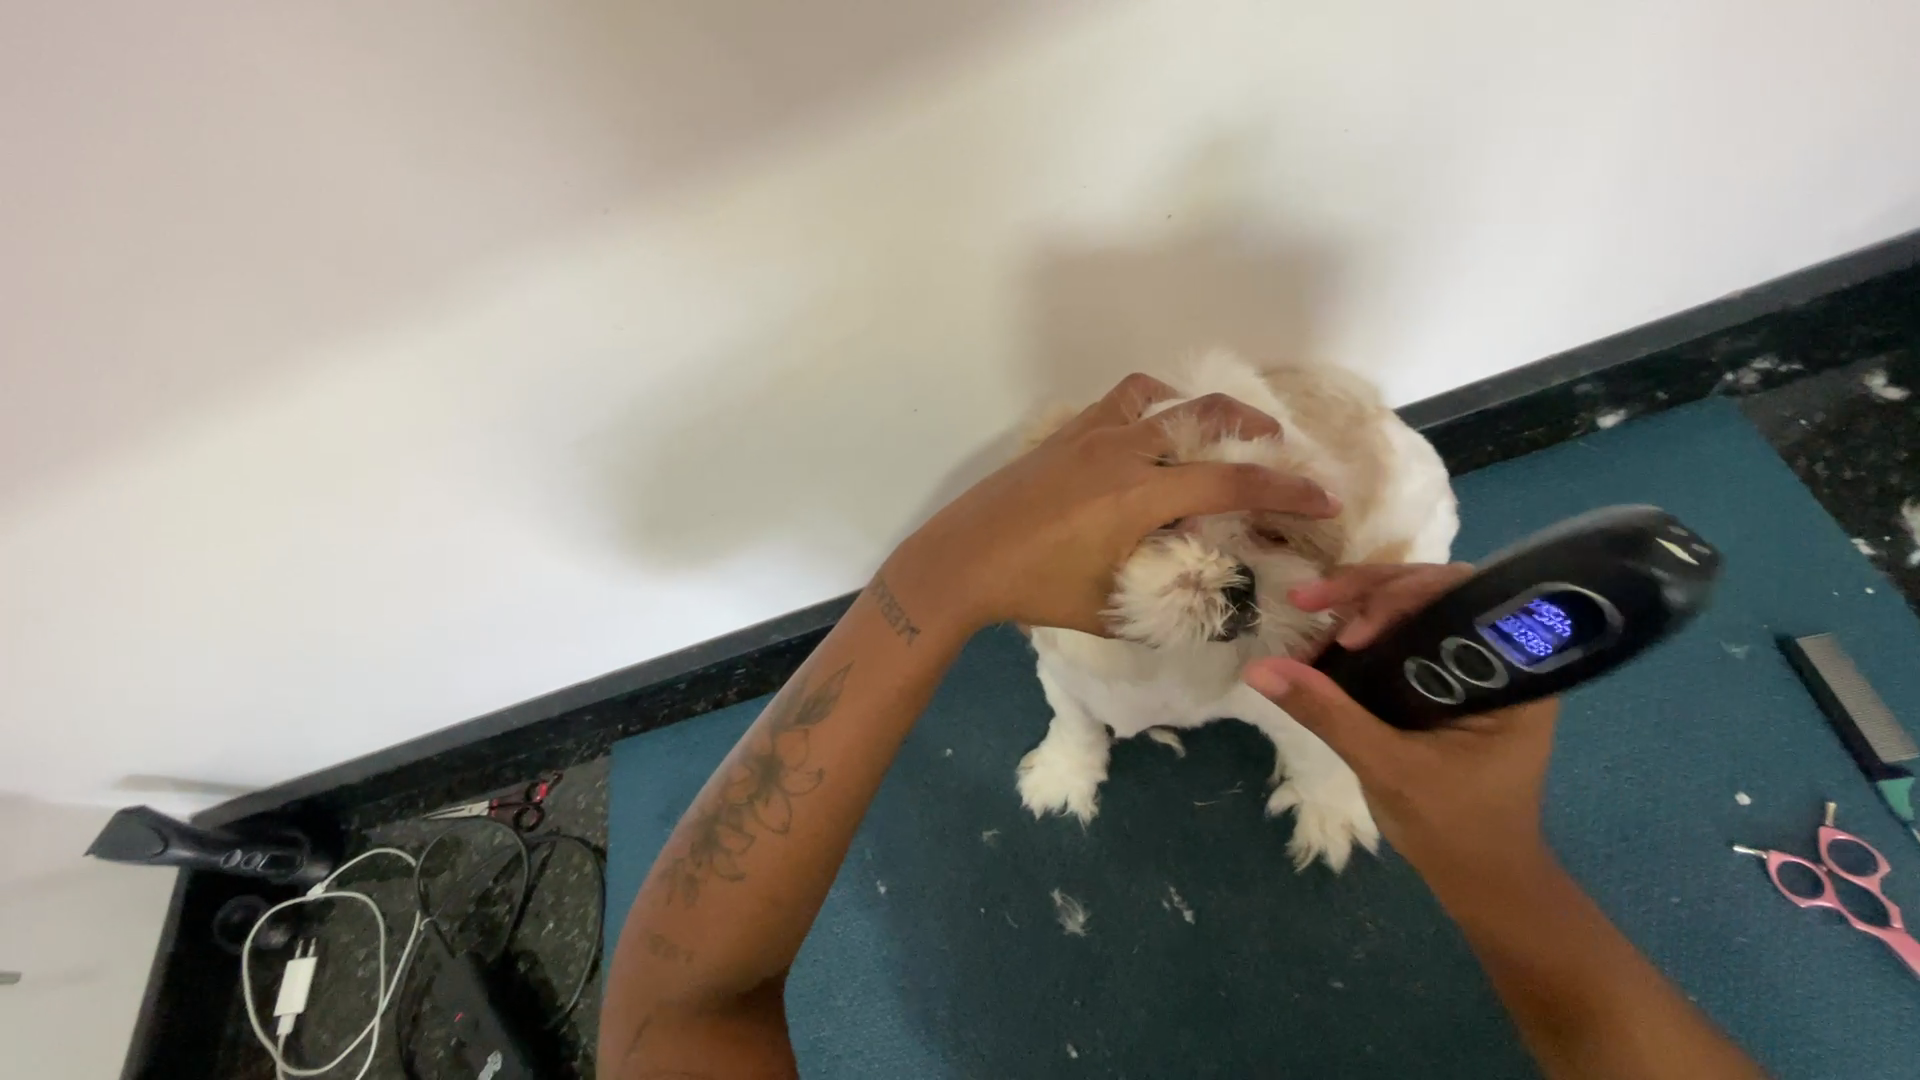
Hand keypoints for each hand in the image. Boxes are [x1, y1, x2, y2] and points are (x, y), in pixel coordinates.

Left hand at [887, 373, 1338, 636]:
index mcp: (1138, 496)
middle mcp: (1121, 452)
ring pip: (1160, 395)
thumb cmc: (1033, 591)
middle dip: (1255, 429)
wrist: (960, 561)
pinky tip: (1151, 432)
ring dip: (1199, 408)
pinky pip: (1119, 401)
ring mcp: (1088, 434)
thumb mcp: (1110, 607)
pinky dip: (1151, 405)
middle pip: (1205, 418)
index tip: (1324, 499)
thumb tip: (1214, 607)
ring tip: (1216, 431)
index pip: (1231, 484)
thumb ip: (1167, 600)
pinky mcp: (1063, 433)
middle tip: (1280, 450)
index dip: (1286, 492)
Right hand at [1242, 563, 1559, 889]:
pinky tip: (1317, 650)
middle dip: (1366, 591)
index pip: (1461, 595)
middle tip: (1305, 601)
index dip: (1402, 595)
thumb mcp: (1387, 766)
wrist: (1479, 878)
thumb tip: (1258, 669)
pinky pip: (1395, 637)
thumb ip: (1327, 713)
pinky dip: (1353, 633)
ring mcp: (1463, 667)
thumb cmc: (1455, 826)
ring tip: (1304, 630)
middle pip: (1429, 591)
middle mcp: (1493, 656)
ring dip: (1352, 608)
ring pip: (1408, 609)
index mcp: (1511, 672)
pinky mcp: (1435, 682)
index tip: (1351, 634)